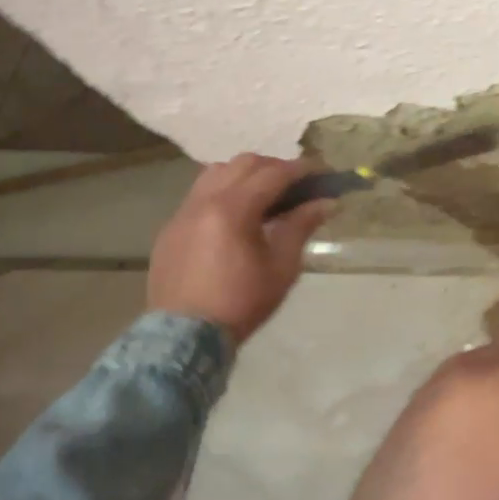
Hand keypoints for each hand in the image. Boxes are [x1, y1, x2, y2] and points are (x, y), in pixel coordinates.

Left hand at [147, 154, 333, 345]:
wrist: (185, 335)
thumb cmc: (242, 301)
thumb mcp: (282, 266)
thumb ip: (301, 226)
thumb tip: (327, 202)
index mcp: (232, 210)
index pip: (273, 174)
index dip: (302, 170)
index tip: (324, 173)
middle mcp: (204, 202)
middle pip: (243, 164)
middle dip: (275, 167)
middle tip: (298, 186)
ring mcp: (182, 213)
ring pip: (216, 173)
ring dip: (245, 175)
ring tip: (265, 196)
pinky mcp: (171, 228)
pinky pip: (199, 194)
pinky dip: (224, 192)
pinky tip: (238, 216)